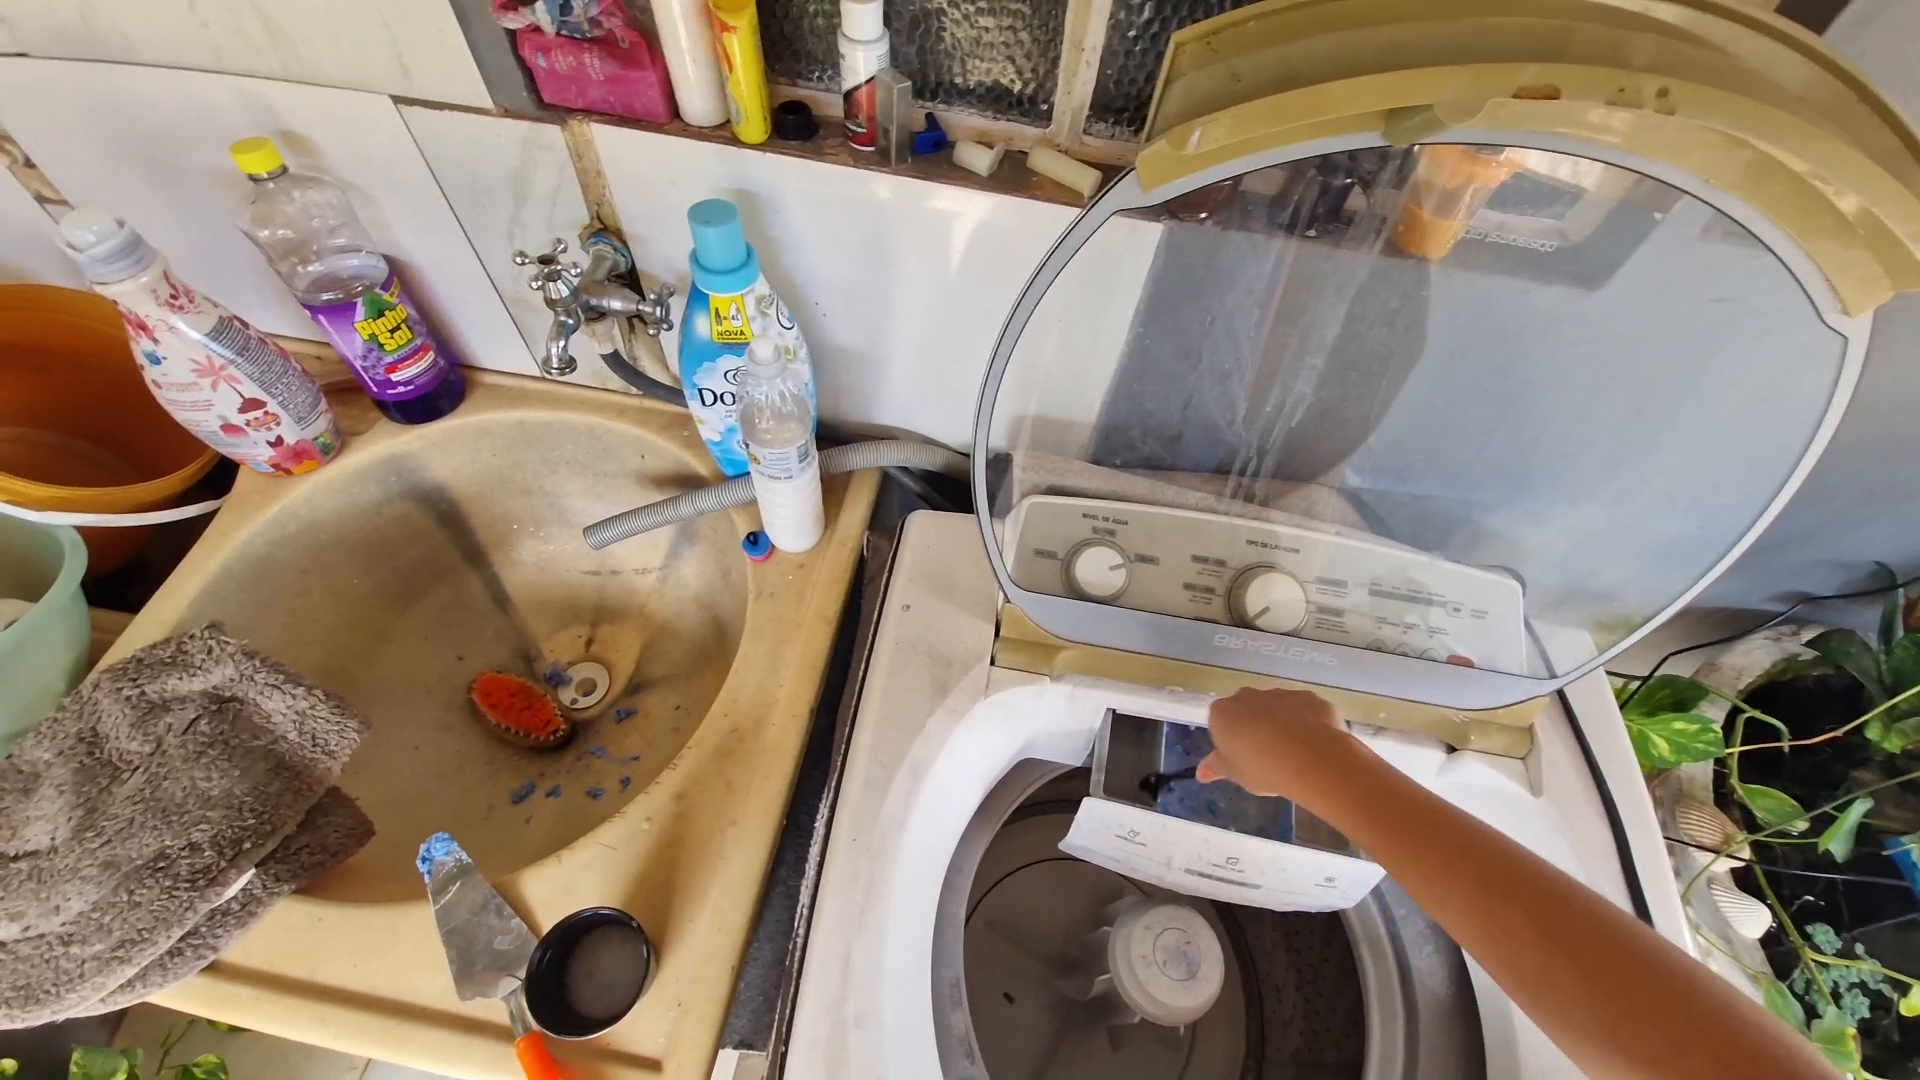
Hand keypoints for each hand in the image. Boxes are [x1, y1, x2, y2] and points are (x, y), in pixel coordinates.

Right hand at [1196, 686, 1356, 799]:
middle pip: (1247, 709)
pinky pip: (1304, 709)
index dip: (1230, 738)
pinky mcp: (1309, 698)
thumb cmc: (1260, 767)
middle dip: (1254, 725)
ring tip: (1292, 752)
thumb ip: (1216, 767)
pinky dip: (1308, 722)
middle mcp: (1248, 696)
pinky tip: (1313, 743)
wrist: (1309, 759)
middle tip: (1265, 754)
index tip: (1240, 755)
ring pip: (1277, 707)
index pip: (1220, 720)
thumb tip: (1200, 773)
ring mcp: (1280, 694)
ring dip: (1281, 723)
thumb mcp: (1233, 773)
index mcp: (1222, 712)